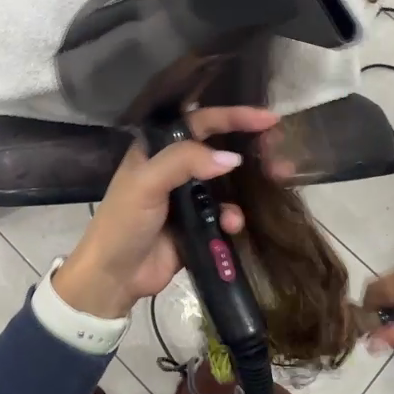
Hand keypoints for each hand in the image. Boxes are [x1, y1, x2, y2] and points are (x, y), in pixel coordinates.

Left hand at [52, 106, 280, 318]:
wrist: (114, 276)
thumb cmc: (124, 221)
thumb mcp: (147, 183)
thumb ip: (185, 162)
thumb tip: (232, 158)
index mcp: (156, 150)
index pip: (199, 123)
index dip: (232, 117)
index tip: (268, 119)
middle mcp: (173, 169)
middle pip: (219, 150)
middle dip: (249, 149)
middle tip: (279, 153)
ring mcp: (186, 199)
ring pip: (227, 183)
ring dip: (248, 185)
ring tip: (274, 182)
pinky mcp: (197, 227)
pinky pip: (224, 214)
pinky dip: (232, 217)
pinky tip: (232, 224)